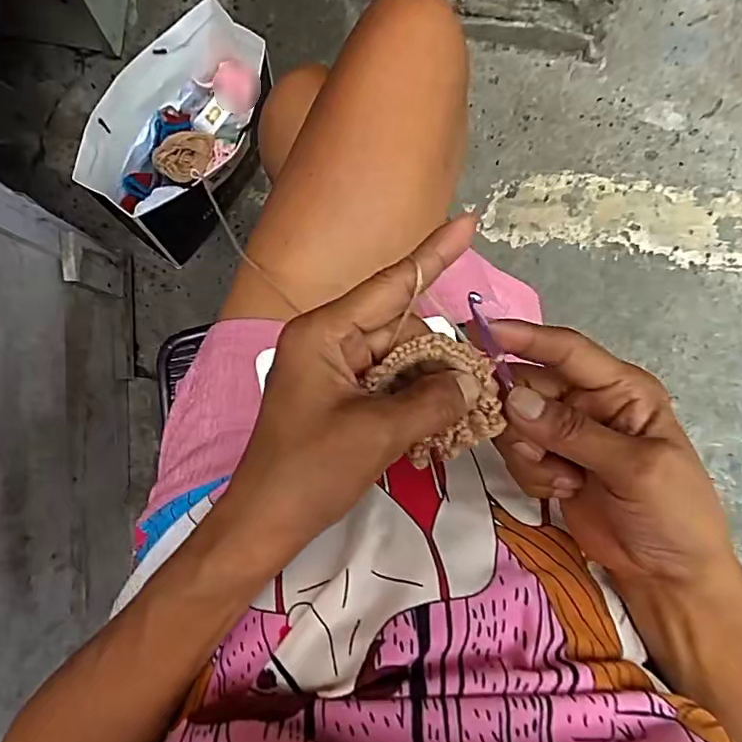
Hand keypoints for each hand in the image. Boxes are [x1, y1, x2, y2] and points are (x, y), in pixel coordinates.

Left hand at [219, 216, 482, 556]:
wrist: (264, 520)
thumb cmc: (309, 472)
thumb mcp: (378, 433)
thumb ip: (431, 399)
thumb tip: (468, 380)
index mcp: (323, 333)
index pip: (390, 286)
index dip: (434, 255)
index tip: (468, 221)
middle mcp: (324, 342)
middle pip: (399, 328)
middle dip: (439, 353)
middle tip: (476, 386)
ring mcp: (328, 371)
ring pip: (395, 360)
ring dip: (428, 383)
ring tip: (459, 413)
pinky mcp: (333, 399)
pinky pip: (383, 386)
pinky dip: (410, 401)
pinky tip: (435, 424)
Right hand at [483, 320, 739, 591]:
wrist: (668, 574)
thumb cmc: (673, 514)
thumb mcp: (634, 469)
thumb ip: (572, 432)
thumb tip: (513, 399)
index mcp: (621, 388)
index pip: (566, 351)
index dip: (524, 338)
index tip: (480, 331)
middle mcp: (587, 402)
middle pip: (526, 386)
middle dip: (520, 419)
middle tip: (534, 451)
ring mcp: (565, 432)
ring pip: (513, 422)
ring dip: (527, 453)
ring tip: (563, 479)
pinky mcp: (548, 460)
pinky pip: (515, 452)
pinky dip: (530, 473)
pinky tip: (562, 490)